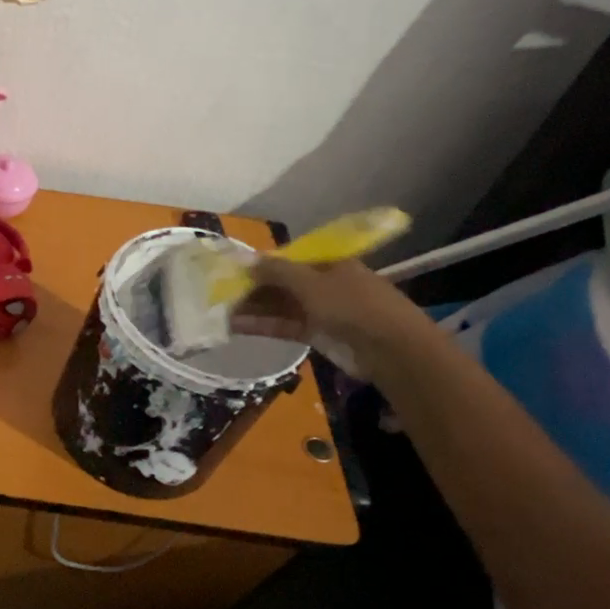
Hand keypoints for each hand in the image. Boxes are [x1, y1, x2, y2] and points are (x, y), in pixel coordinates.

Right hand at [231, 258, 437, 373]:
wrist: (390, 349)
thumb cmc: (351, 305)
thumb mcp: (311, 283)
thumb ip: (276, 271)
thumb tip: (246, 259)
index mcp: (328, 263)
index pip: (288, 260)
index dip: (260, 265)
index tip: (233, 272)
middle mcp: (324, 284)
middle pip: (282, 284)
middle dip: (253, 289)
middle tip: (220, 295)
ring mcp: (321, 310)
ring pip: (281, 306)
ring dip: (253, 309)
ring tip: (220, 313)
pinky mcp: (317, 334)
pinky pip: (285, 325)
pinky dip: (263, 325)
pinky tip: (237, 327)